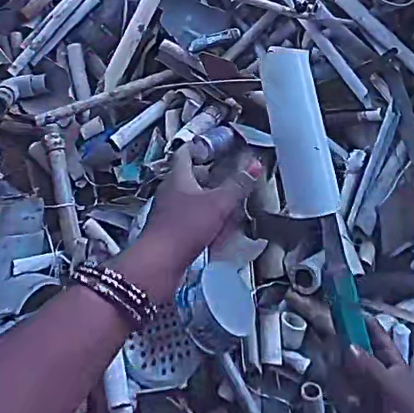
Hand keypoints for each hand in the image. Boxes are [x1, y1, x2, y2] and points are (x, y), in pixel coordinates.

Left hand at [118, 145, 259, 301]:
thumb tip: (253, 165)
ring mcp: (167, 213)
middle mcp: (169, 192)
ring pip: (189, 200)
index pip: (185, 154)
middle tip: (225, 177)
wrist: (159, 264)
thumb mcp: (218, 204)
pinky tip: (214, 231)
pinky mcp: (169, 233)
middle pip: (189, 177)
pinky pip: (189, 221)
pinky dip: (202, 222)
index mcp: (178, 178)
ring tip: (224, 205)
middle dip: (208, 178)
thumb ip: (237, 185)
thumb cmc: (183, 229)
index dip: (199, 148)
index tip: (212, 148)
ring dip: (206, 201)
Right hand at [334, 317, 413, 412]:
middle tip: (328, 324)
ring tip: (325, 345)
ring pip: (343, 366)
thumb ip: (370, 367)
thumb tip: (348, 346)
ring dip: (334, 357)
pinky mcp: (350, 408)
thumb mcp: (395, 390)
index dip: (362, 321)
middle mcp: (376, 375)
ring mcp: (362, 391)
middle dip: (343, 337)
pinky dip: (331, 380)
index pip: (377, 336)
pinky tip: (327, 371)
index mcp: (394, 366)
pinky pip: (337, 389)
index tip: (346, 305)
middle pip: (355, 349)